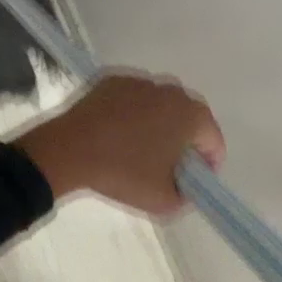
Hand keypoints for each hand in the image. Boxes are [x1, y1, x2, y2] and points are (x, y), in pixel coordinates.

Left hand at [13, 71, 224, 214]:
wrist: (68, 150)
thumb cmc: (122, 173)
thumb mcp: (163, 201)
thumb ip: (186, 197)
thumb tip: (187, 189)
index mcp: (192, 115)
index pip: (213, 142)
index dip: (207, 166)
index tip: (192, 182)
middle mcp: (171, 90)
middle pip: (189, 120)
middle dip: (184, 143)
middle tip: (167, 167)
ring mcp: (140, 81)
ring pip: (161, 106)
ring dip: (158, 125)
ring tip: (139, 149)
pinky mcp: (113, 80)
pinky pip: (133, 99)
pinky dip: (132, 113)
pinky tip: (117, 133)